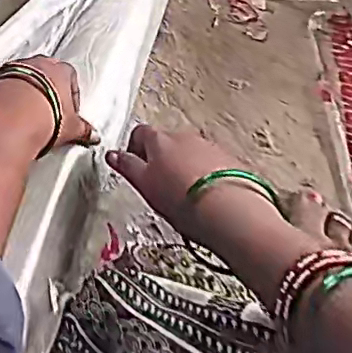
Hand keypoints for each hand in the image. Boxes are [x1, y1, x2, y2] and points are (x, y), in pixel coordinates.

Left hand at [0, 57, 98, 152]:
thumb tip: (91, 135)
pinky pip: (7, 81)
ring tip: (31, 111)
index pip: (70, 75)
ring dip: (28, 88)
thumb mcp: (73, 127)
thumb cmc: (46, 115)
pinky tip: (13, 109)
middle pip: (46, 72)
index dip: (71, 94)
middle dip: (49, 88)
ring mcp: (15, 67)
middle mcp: (37, 63)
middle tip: (51, 109)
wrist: (14, 115)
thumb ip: (84, 129)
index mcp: (60, 69)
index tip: (70, 109)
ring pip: (25, 74)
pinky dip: (11, 92)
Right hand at [107, 125, 281, 244]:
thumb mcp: (145, 185)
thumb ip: (126, 166)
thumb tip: (113, 156)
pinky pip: (217, 168)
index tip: (136, 168)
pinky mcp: (238, 167)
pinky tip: (211, 200)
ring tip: (189, 198)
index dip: (135, 150)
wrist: (236, 218)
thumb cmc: (185, 200)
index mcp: (158, 138)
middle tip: (162, 186)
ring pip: (193, 155)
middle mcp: (185, 137)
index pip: (139, 134)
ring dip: (188, 170)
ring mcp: (213, 150)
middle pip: (168, 143)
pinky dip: (212, 179)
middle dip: (164, 161)